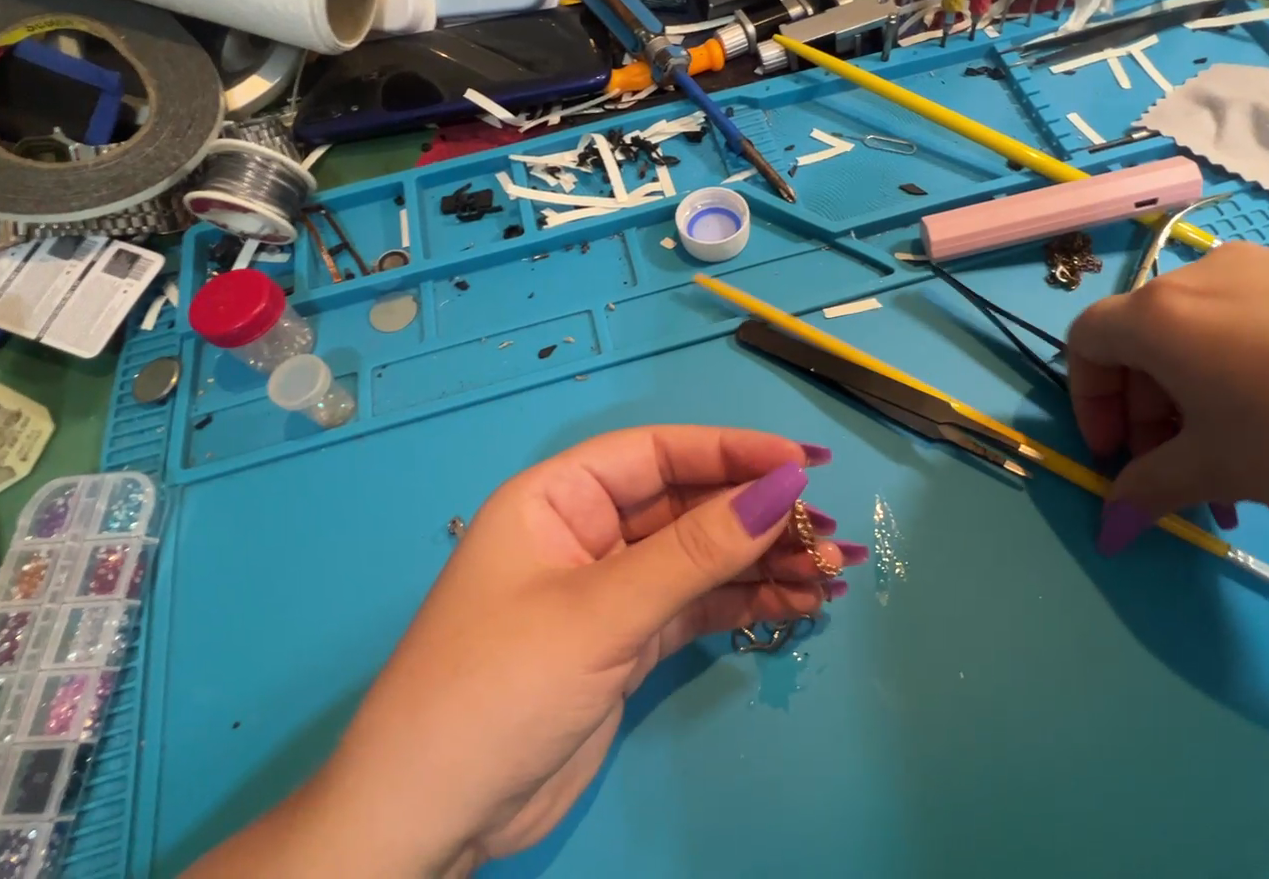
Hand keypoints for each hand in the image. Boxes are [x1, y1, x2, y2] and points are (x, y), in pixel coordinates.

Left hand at [188, 426, 862, 876]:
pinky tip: (800, 605)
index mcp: (558, 498)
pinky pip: (697, 606)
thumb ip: (695, 551)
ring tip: (833, 574)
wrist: (435, 817)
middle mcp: (586, 533)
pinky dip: (745, 603)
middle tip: (829, 532)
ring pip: (701, 558)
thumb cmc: (499, 688)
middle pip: (687, 506)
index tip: (802, 463)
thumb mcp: (601, 613)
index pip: (658, 453)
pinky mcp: (627, 641)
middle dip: (759, 517)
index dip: (732, 451)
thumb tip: (781, 488)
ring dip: (764, 564)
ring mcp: (609, 590)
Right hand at [1067, 242, 1268, 557]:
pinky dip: (1250, 378)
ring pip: (1206, 339)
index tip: (1117, 454)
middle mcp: (1205, 276)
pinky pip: (1259, 327)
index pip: (1086, 342)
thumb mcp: (1218, 470)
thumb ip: (1149, 489)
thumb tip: (1112, 524)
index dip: (1089, 402)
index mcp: (1159, 314)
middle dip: (1150, 415)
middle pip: (1146, 343)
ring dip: (1202, 404)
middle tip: (1181, 473)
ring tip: (1247, 471)